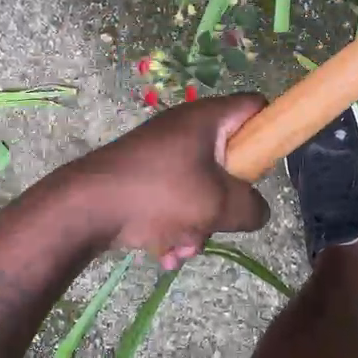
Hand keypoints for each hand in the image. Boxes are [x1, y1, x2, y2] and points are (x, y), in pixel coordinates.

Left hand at [54, 94, 270, 269]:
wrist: (86, 206)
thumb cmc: (159, 193)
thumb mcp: (218, 204)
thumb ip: (251, 208)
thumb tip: (258, 209)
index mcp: (209, 117)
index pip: (256, 106)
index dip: (271, 130)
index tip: (266, 168)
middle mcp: (187, 127)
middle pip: (229, 157)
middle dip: (227, 198)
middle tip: (221, 217)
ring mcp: (163, 151)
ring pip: (201, 186)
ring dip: (199, 222)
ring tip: (182, 246)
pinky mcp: (144, 174)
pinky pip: (175, 198)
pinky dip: (175, 225)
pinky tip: (163, 251)